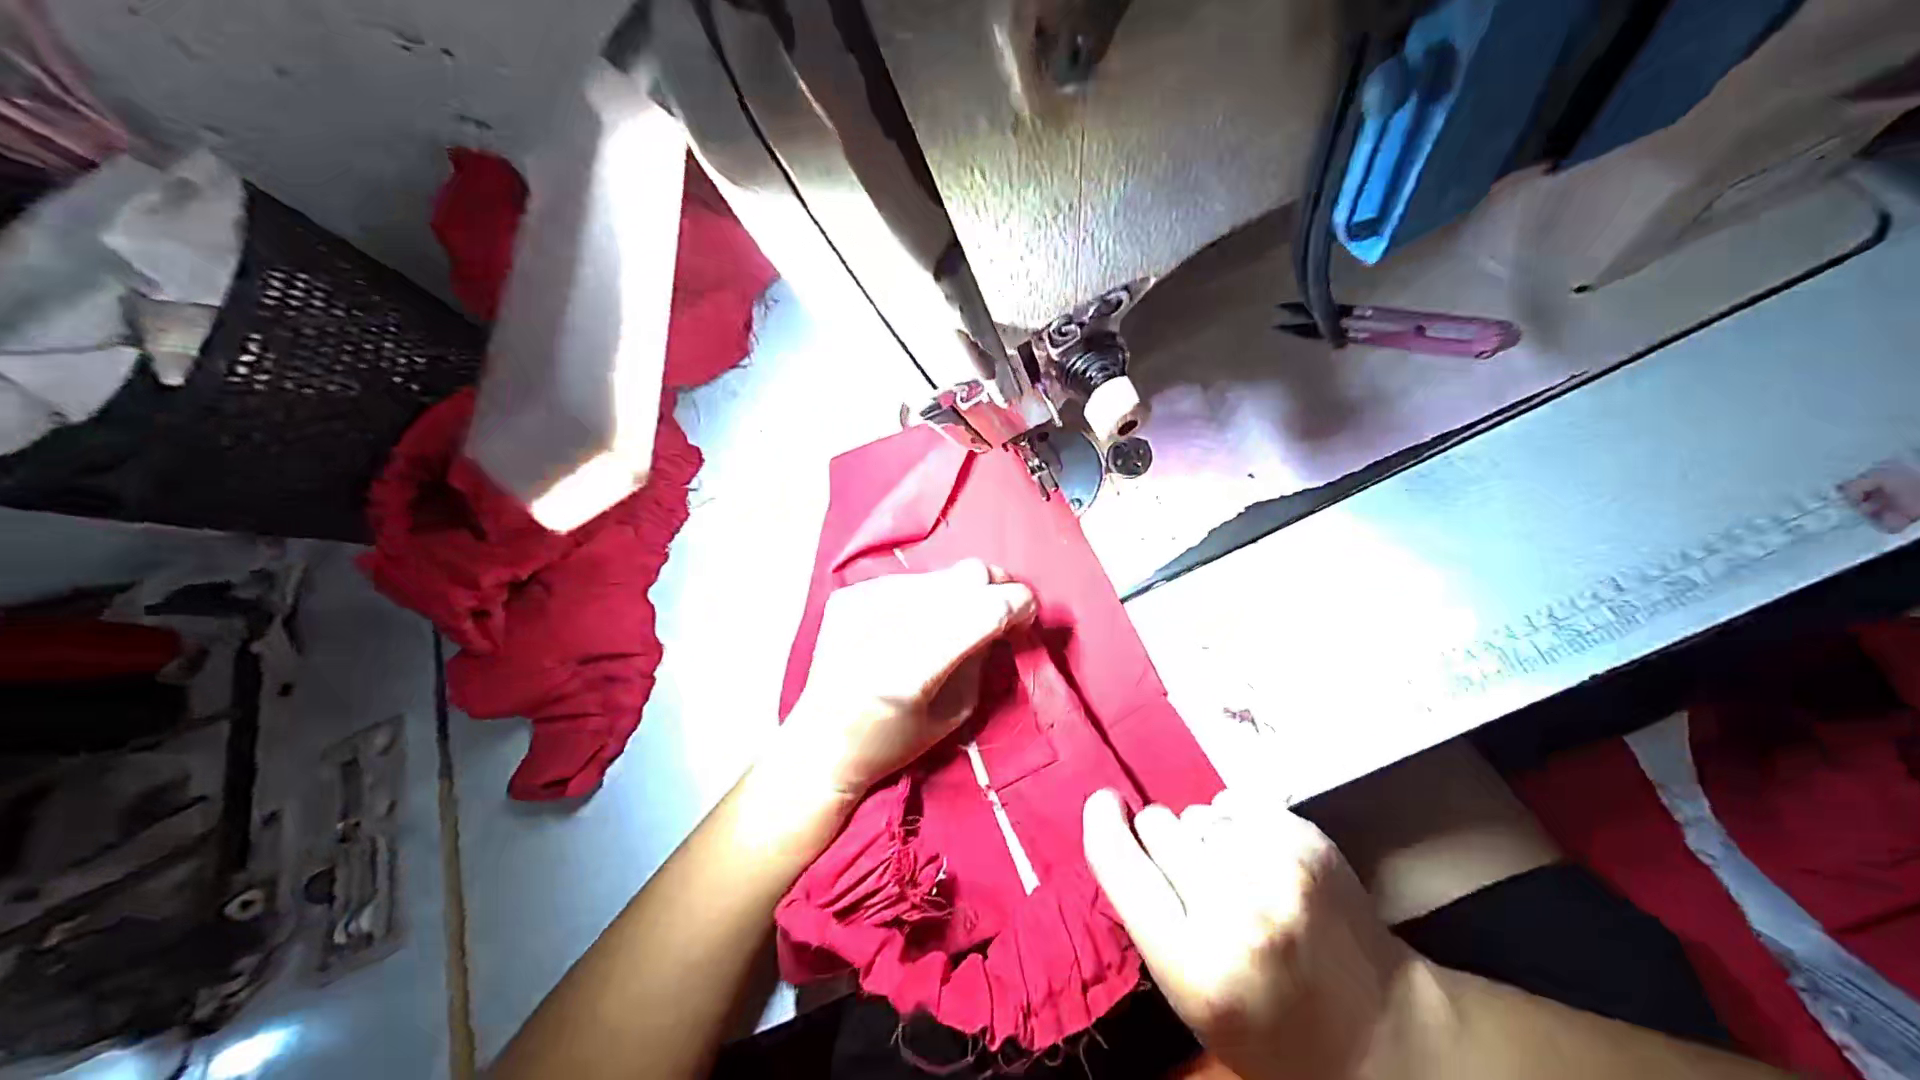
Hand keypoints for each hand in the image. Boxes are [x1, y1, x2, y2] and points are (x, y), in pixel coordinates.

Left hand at [781, 559, 1035, 798]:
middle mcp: (893, 621)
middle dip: (995, 588)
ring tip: (949, 623)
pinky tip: (910, 626)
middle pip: (969, 574)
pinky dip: (922, 598)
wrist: (820, 740)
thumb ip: (983, 659)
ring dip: (958, 594)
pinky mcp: (851, 595)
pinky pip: (906, 581)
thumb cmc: (891, 742)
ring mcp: (867, 600)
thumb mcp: (955, 712)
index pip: (991, 607)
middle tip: (997, 613)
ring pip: (939, 574)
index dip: (1020, 605)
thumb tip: (1002, 622)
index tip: (1025, 617)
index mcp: (919, 662)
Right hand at [1083, 788, 1419, 1079]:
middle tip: (1192, 881)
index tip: (1105, 805)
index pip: (1117, 860)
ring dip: (1204, 837)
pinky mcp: (1310, 842)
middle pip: (1158, 824)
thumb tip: (1114, 823)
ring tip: (1234, 877)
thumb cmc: (1265, 1025)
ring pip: (1199, 812)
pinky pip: (1236, 800)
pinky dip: (1238, 824)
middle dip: (1163, 844)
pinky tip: (1259, 859)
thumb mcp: (1186, 994)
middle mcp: (1236, 911)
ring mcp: (1280, 871)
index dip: (1102, 823)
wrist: (1382, 1033)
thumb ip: (1145, 912)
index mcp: (1194, 964)